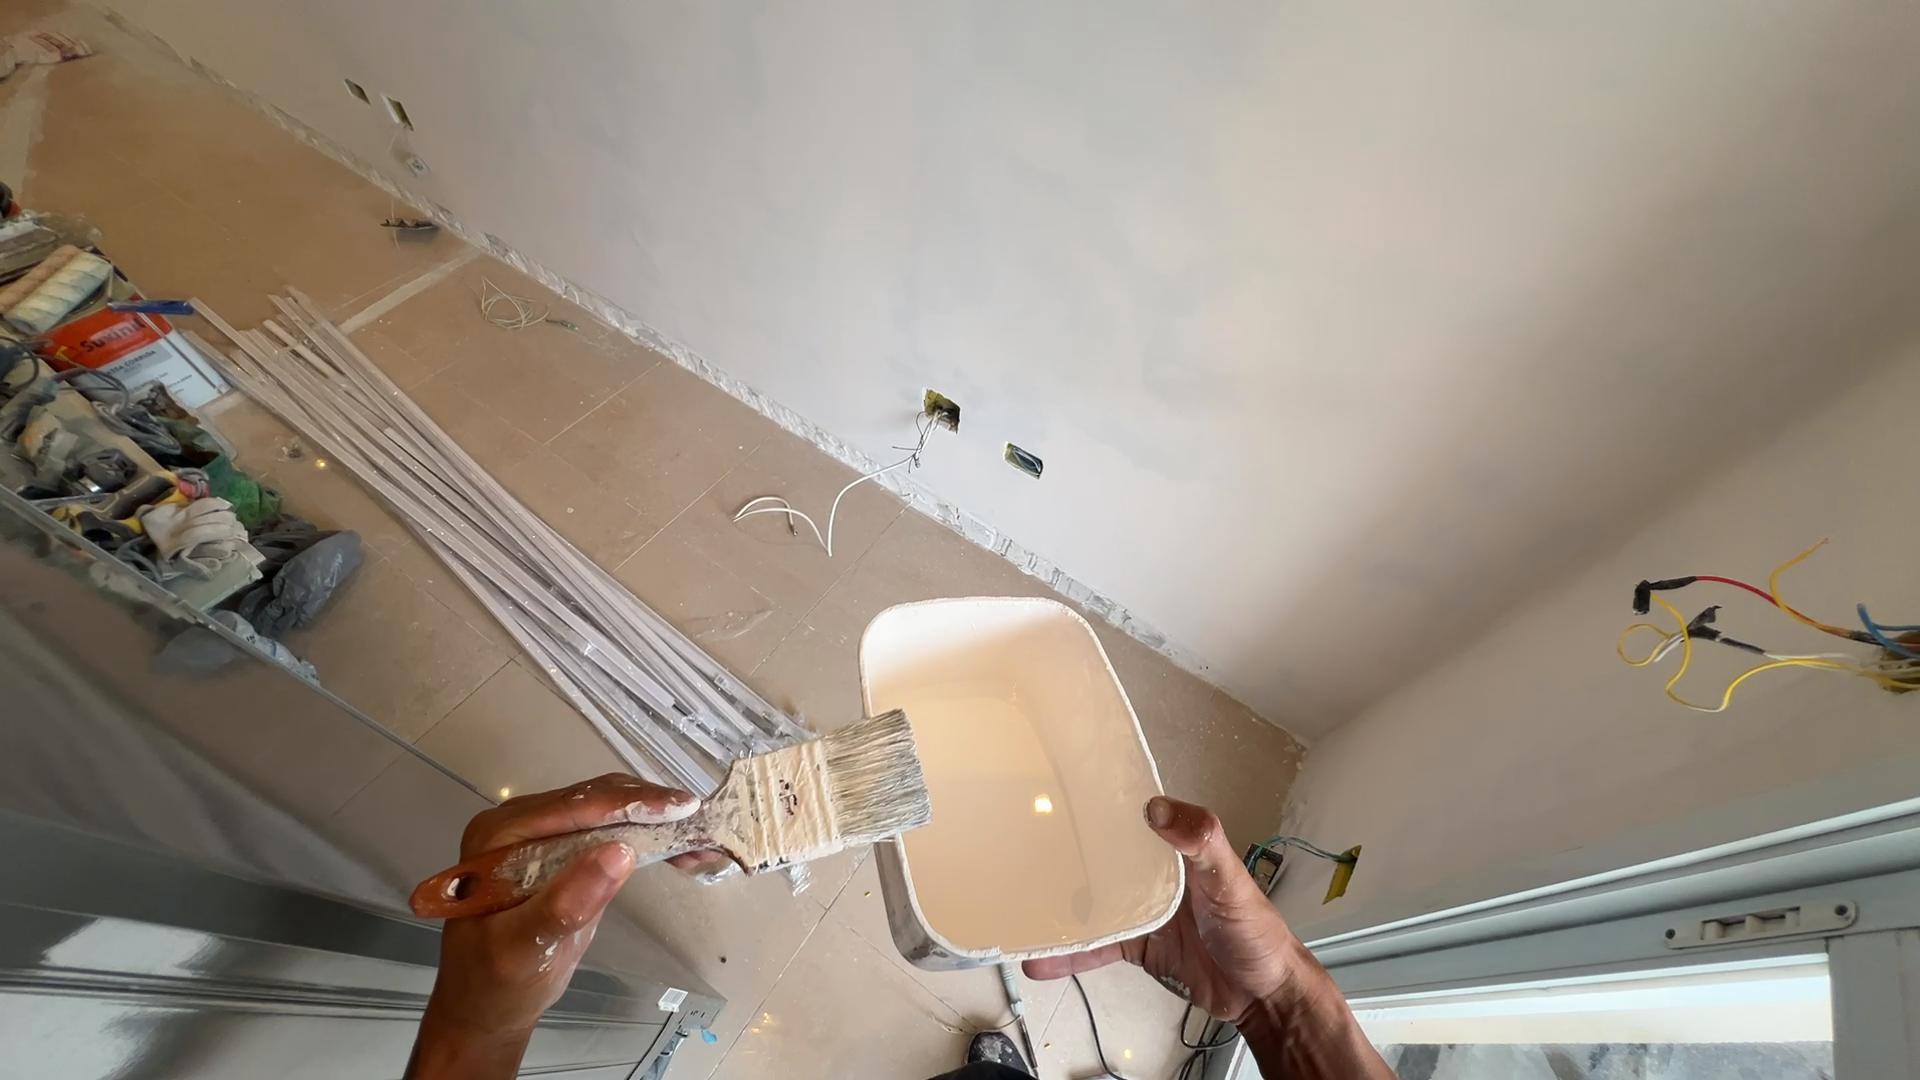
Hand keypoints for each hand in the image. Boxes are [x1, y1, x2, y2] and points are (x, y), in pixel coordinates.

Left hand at [406, 774, 716, 1079]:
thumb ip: (567, 902)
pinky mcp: (569, 842)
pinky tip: (680, 846)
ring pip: (614, 807)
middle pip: (599, 798)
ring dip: (657, 820)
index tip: (681, 807)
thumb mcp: (528, 947)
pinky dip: (650, 834)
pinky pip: (614, 826)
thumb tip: (620, 853)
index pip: (576, 806)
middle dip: (652, 809)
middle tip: (699, 821)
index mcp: (501, 834)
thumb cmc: (499, 982)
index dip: (632, 804)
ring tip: (698, 836)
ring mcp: (546, 829)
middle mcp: (522, 819)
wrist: (488, 1008)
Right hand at [1024, 796, 1391, 1078]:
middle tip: (1022, 845)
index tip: (1057, 791)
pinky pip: (1097, 946)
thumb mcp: (1230, 878)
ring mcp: (1141, 909)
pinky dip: (1070, 954)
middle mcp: (1151, 872)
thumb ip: (1200, 840)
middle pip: (1100, 855)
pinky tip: (1042, 959)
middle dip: (1065, 850)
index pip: (1129, 815)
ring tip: (1021, 905)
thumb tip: (1156, 808)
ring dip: (1060, 904)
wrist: (1264, 995)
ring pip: (1091, 901)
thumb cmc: (1255, 929)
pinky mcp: (1137, 945)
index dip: (1097, 802)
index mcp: (1171, 846)